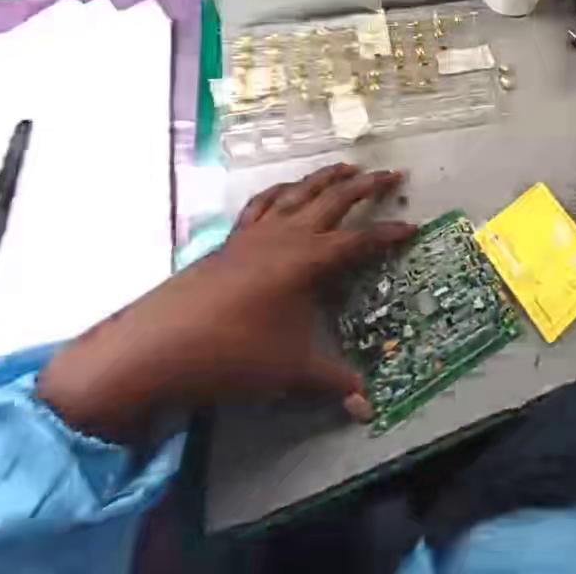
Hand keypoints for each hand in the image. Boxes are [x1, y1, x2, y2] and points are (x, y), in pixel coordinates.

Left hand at [36, 164, 412, 440]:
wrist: (162, 344)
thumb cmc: (234, 353)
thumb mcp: (291, 370)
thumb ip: (333, 383)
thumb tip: (367, 407)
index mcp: (309, 260)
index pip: (360, 240)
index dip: (389, 233)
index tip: (413, 225)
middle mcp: (287, 235)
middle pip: (335, 199)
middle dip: (366, 185)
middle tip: (391, 173)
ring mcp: (256, 232)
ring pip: (299, 191)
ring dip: (325, 177)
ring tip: (347, 168)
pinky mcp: (233, 238)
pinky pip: (263, 203)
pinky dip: (281, 191)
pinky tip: (285, 191)